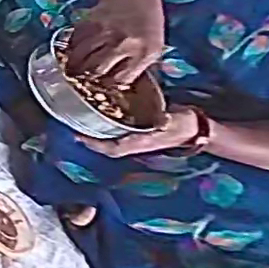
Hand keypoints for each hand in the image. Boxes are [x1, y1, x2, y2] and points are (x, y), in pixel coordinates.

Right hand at [66, 0, 166, 84]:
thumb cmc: (147, 22)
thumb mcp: (153, 45)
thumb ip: (137, 64)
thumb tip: (117, 82)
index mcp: (145, 53)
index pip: (120, 79)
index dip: (108, 84)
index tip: (102, 84)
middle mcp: (124, 44)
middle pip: (95, 70)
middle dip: (87, 76)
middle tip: (83, 77)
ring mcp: (104, 34)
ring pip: (80, 58)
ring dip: (75, 64)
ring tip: (74, 67)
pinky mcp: (88, 24)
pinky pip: (73, 43)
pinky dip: (72, 48)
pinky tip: (76, 49)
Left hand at [84, 104, 201, 157]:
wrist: (197, 128)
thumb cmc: (186, 124)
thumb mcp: (178, 121)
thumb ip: (168, 120)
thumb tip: (163, 120)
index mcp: (142, 143)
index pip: (114, 149)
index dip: (96, 145)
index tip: (78, 136)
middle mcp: (134, 144)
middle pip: (106, 147)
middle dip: (89, 141)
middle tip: (71, 128)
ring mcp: (134, 140)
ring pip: (108, 141)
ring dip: (93, 135)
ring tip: (77, 123)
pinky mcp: (134, 133)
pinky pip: (114, 134)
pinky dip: (102, 128)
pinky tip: (92, 119)